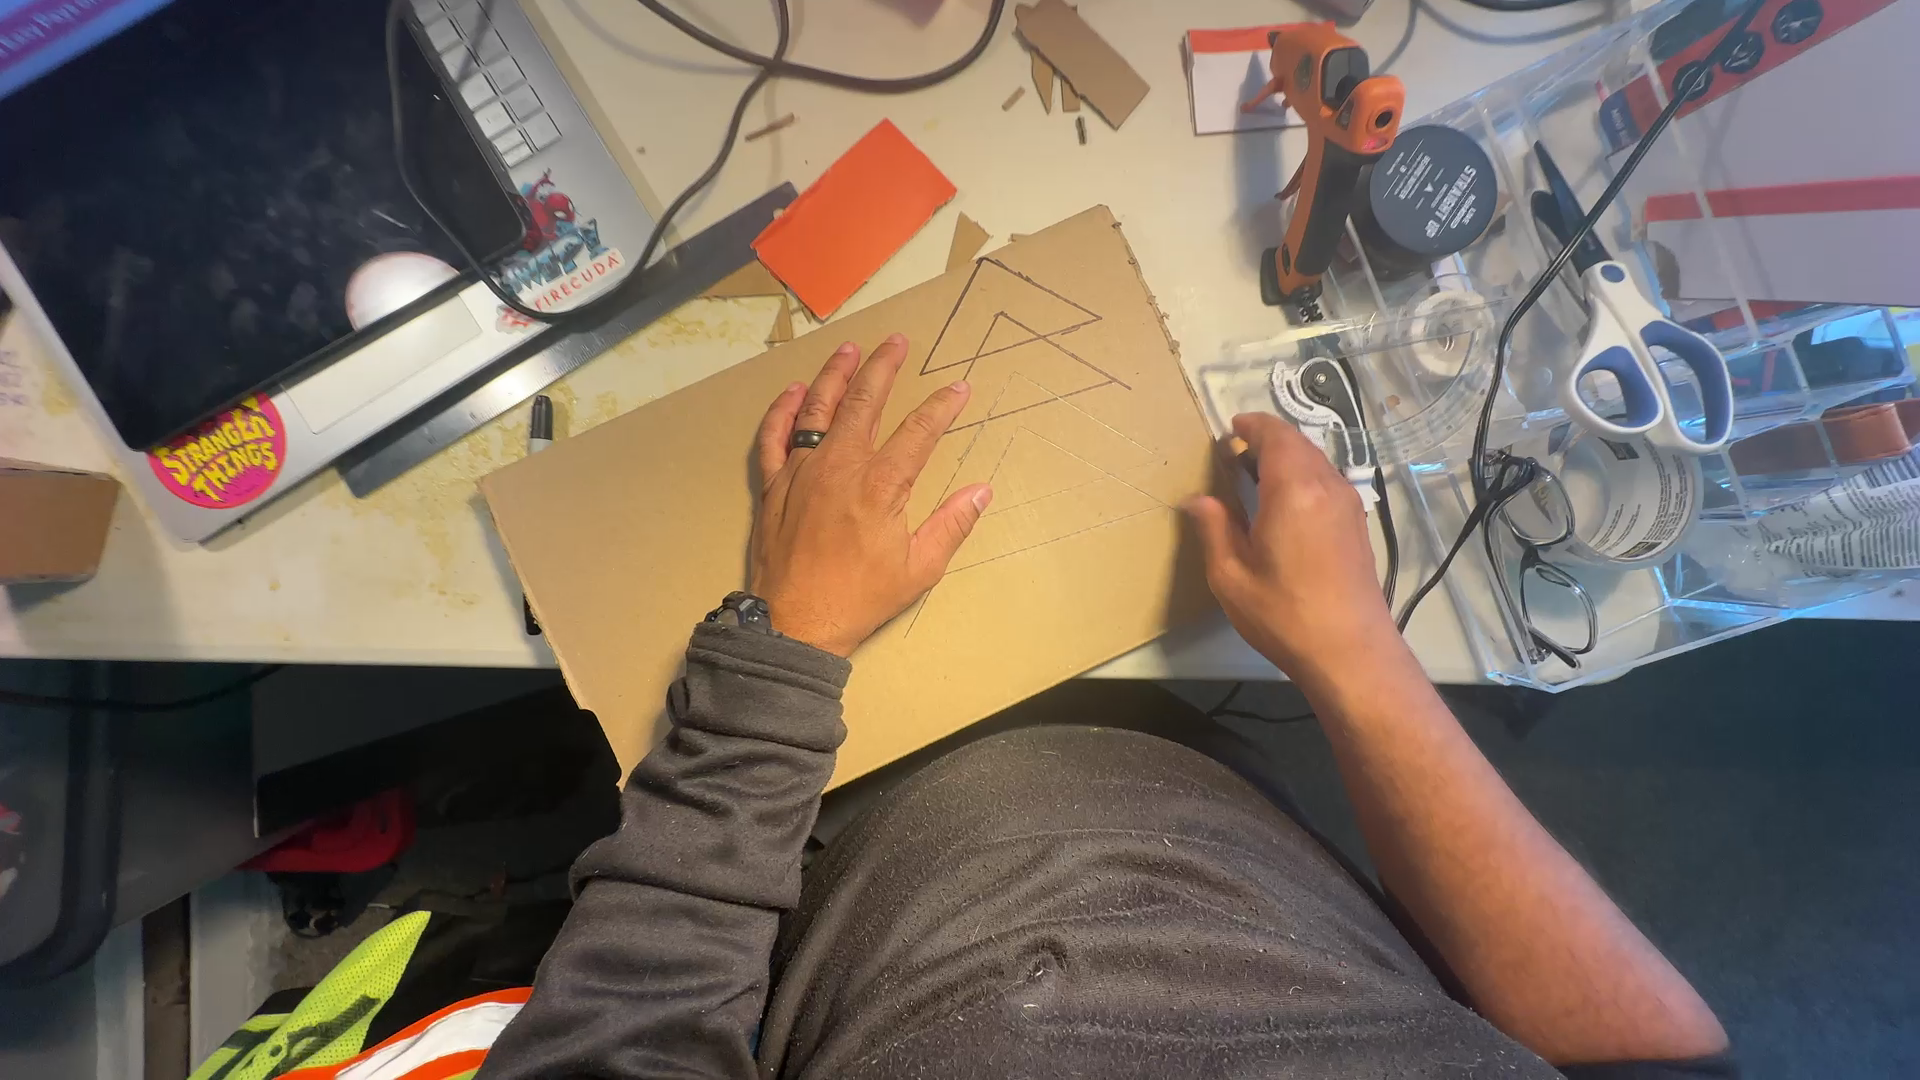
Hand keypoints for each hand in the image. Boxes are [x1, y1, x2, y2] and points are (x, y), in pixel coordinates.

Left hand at [750, 334, 992, 656]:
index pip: (919, 431)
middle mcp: (840, 466)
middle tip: (896, 342)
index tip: (959, 389)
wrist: (795, 623)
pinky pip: (773, 437)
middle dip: (884, 367)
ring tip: (849, 349)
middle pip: (865, 402)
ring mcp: (801, 471)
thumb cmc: (861, 598)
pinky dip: (782, 411)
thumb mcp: (919, 569)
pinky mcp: (774, 485)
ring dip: (835, 375)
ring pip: (817, 409)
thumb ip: (952, 525)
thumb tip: (982, 491)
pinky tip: (793, 392)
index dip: (942, 406)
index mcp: (881, 485)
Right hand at [1182, 413, 1396, 687]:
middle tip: (1234, 451)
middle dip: (1267, 439)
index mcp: (1294, 492)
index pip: (1276, 437)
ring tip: (1252, 474)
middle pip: (1299, 444)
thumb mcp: (1230, 575)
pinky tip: (1281, 502)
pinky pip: (1326, 482)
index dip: (1253, 425)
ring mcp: (1347, 506)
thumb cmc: (1283, 613)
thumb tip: (1198, 500)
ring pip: (1316, 461)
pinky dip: (1301, 476)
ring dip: (1285, 458)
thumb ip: (1214, 528)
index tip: (1230, 427)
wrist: (1349, 652)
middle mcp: (1327, 488)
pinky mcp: (1355, 525)